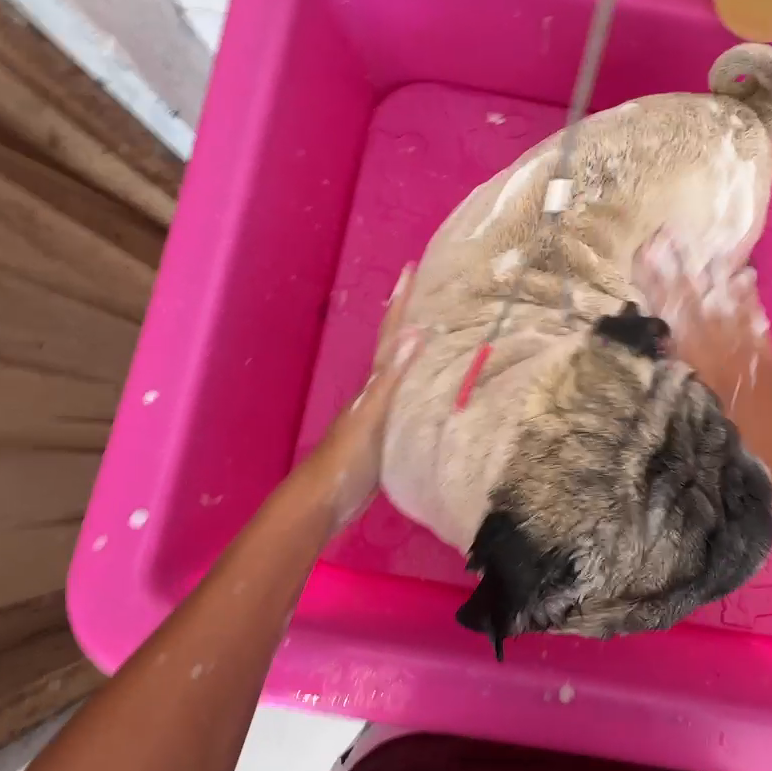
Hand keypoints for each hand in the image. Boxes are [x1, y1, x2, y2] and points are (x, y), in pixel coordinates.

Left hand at [307, 264, 422, 526]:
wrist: (324, 502)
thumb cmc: (346, 458)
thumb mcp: (370, 416)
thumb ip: (391, 379)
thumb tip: (415, 333)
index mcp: (375, 383)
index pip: (391, 335)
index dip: (401, 303)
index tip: (411, 268)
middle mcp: (379, 392)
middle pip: (399, 347)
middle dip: (413, 317)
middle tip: (439, 291)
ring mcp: (384, 414)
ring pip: (407, 373)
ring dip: (422, 351)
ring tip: (447, 332)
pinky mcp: (392, 436)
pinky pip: (414, 400)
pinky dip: (426, 386)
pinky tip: (442, 390)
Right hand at [634, 235, 771, 480]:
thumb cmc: (719, 449)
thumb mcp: (683, 414)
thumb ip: (669, 375)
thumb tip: (653, 338)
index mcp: (693, 364)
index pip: (670, 315)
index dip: (657, 283)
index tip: (646, 254)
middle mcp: (720, 351)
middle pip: (696, 302)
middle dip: (681, 268)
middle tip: (670, 236)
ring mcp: (748, 353)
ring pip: (728, 306)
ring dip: (715, 275)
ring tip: (705, 244)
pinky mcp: (769, 361)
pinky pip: (758, 322)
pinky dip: (750, 300)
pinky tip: (745, 277)